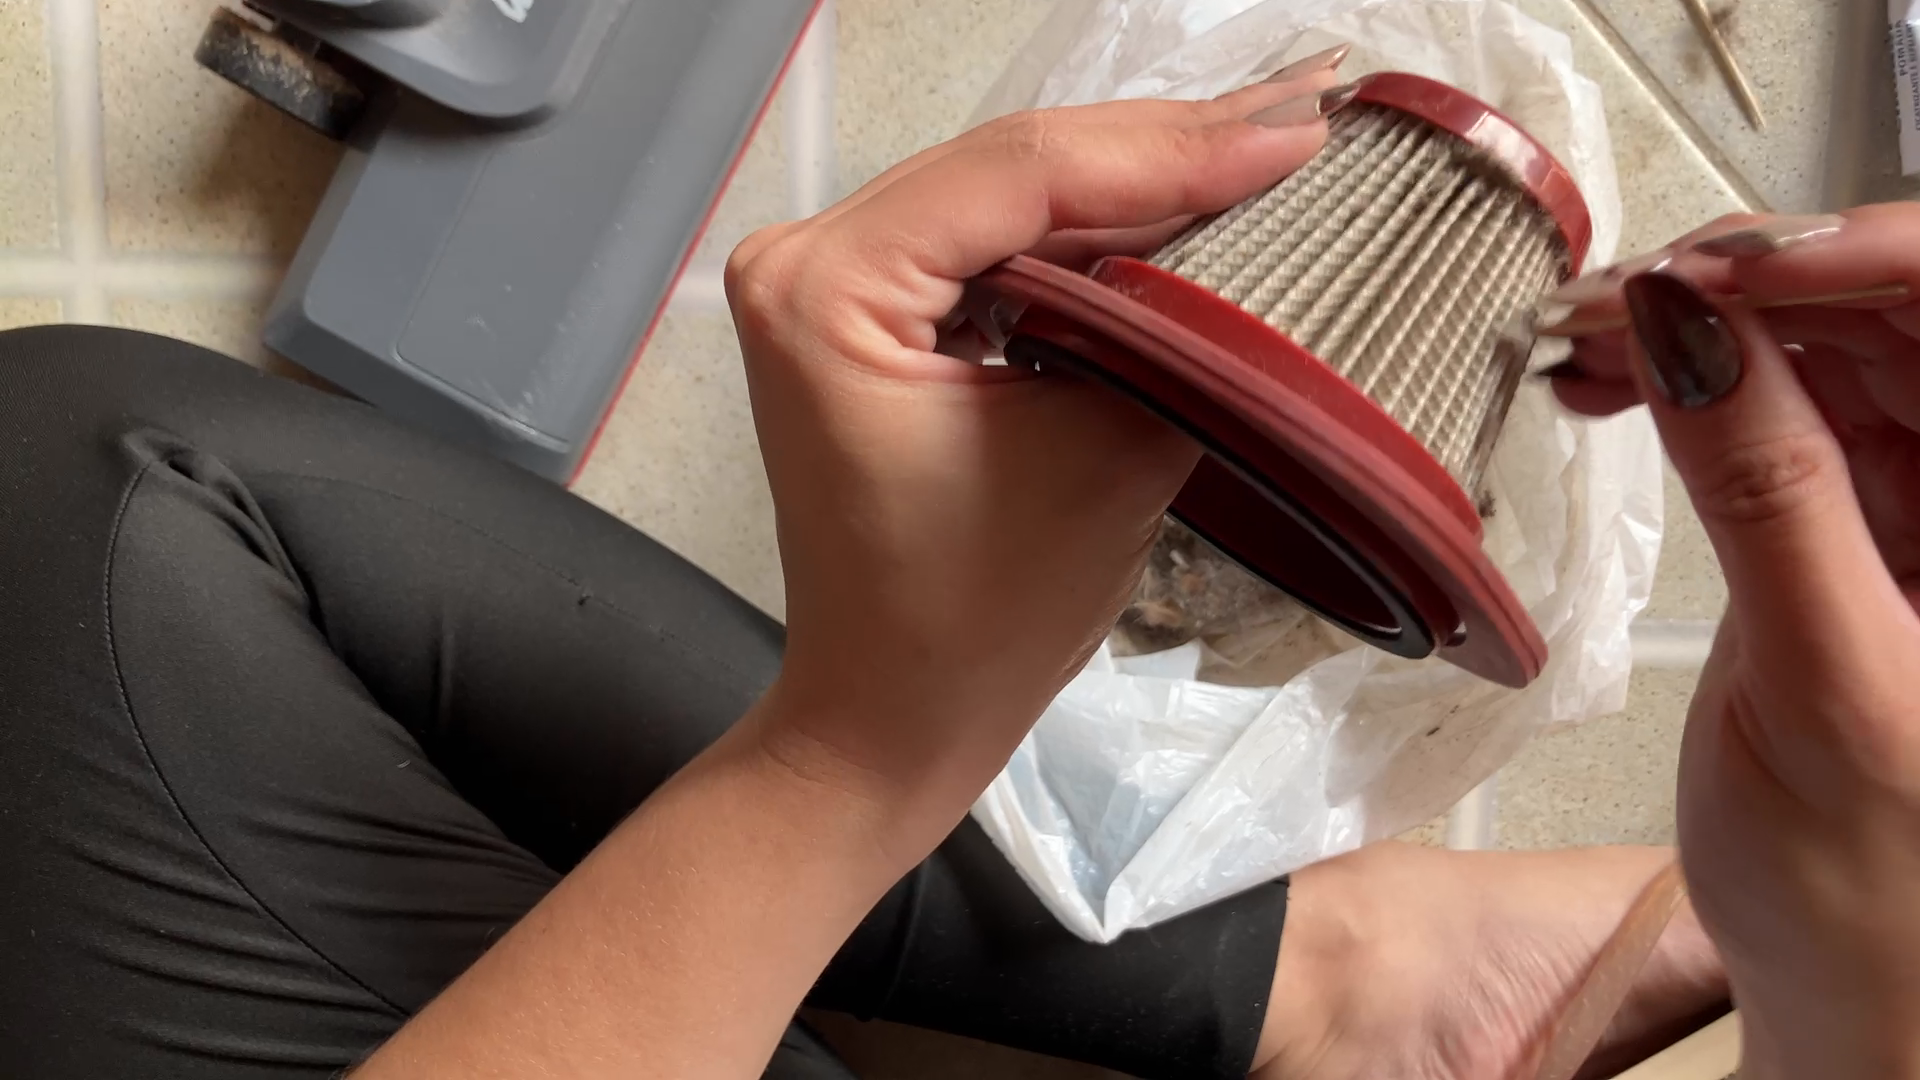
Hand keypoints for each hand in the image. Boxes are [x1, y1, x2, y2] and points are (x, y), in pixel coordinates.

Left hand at [723, 79, 1336, 844]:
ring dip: (1124, 198)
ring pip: (1001, 211)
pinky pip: (983, 263)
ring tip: (1250, 162)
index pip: (1020, 173)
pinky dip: (1075, 253)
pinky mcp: (863, 333)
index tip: (1297, 132)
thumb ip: (1181, 334)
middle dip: (1155, 158)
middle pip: (1007, 175)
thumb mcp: (1105, 457)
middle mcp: (805, 269)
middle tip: (1294, 123)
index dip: (1171, 148)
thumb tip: (1247, 241)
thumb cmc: (978, 622)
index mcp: (826, 290)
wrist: (897, 709)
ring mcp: (828, 298)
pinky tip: (1164, 234)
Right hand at [1547, 205, 1919, 1075]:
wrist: (1861, 969)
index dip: (1852, 264)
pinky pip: (1772, 413)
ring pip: (1822, 355)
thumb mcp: (1825, 676)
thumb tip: (1692, 345)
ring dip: (1694, 334)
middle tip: (1604, 310)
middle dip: (1740, 292)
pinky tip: (1620, 384)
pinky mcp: (1854, 521)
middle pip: (1900, 317)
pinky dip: (1687, 386)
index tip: (1703, 271)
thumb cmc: (1880, 882)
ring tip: (1585, 348)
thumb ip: (1766, 494)